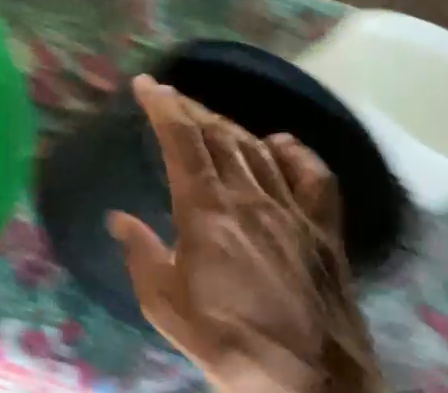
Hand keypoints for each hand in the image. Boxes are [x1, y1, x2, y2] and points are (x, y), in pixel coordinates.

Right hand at [109, 75, 383, 392]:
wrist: (315, 390)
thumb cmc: (228, 344)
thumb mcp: (165, 306)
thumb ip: (142, 255)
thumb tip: (120, 218)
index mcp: (207, 212)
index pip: (182, 139)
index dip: (162, 105)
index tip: (144, 84)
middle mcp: (251, 201)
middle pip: (219, 135)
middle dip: (188, 108)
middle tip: (166, 97)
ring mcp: (295, 216)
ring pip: (257, 150)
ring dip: (227, 125)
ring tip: (206, 118)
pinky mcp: (327, 237)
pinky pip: (314, 179)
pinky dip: (293, 153)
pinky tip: (278, 144)